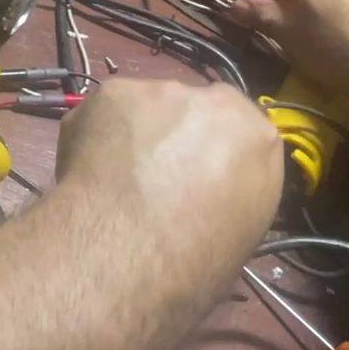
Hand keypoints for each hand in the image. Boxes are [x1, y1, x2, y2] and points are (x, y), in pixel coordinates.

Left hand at [55, 78, 281, 297]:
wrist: (129, 244)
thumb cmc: (196, 258)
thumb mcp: (242, 229)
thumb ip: (230, 186)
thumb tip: (205, 187)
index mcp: (258, 136)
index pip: (237, 127)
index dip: (210, 147)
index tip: (192, 169)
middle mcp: (211, 101)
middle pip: (189, 110)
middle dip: (172, 134)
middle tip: (150, 173)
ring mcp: (159, 91)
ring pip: (144, 106)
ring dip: (133, 131)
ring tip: (114, 171)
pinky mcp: (112, 91)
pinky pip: (105, 110)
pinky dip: (97, 131)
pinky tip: (91, 163)